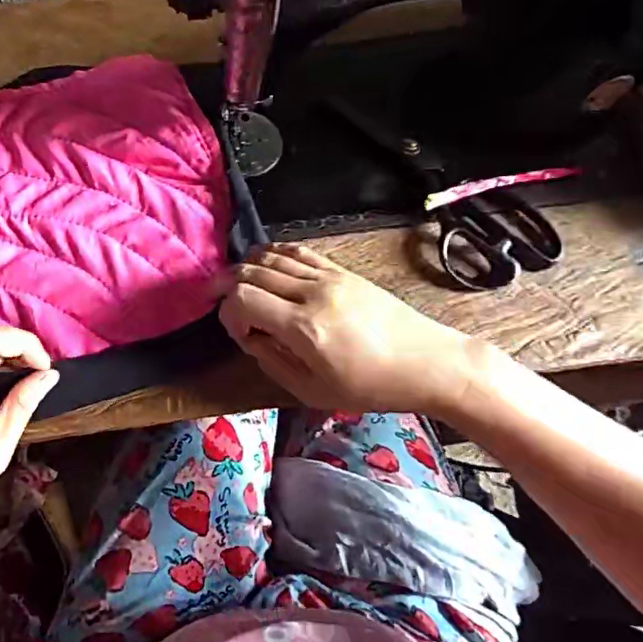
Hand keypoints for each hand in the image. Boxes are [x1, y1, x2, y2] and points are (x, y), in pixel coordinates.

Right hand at [219, 244, 496, 417]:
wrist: (429, 363)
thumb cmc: (372, 387)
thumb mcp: (314, 390)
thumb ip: (272, 361)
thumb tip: (249, 337)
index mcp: (304, 327)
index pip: (244, 299)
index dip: (227, 312)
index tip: (236, 332)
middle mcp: (312, 293)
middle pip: (251, 272)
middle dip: (225, 284)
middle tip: (214, 298)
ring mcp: (328, 277)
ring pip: (270, 257)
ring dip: (245, 267)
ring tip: (234, 282)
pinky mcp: (341, 271)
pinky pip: (297, 251)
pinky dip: (272, 254)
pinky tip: (263, 264)